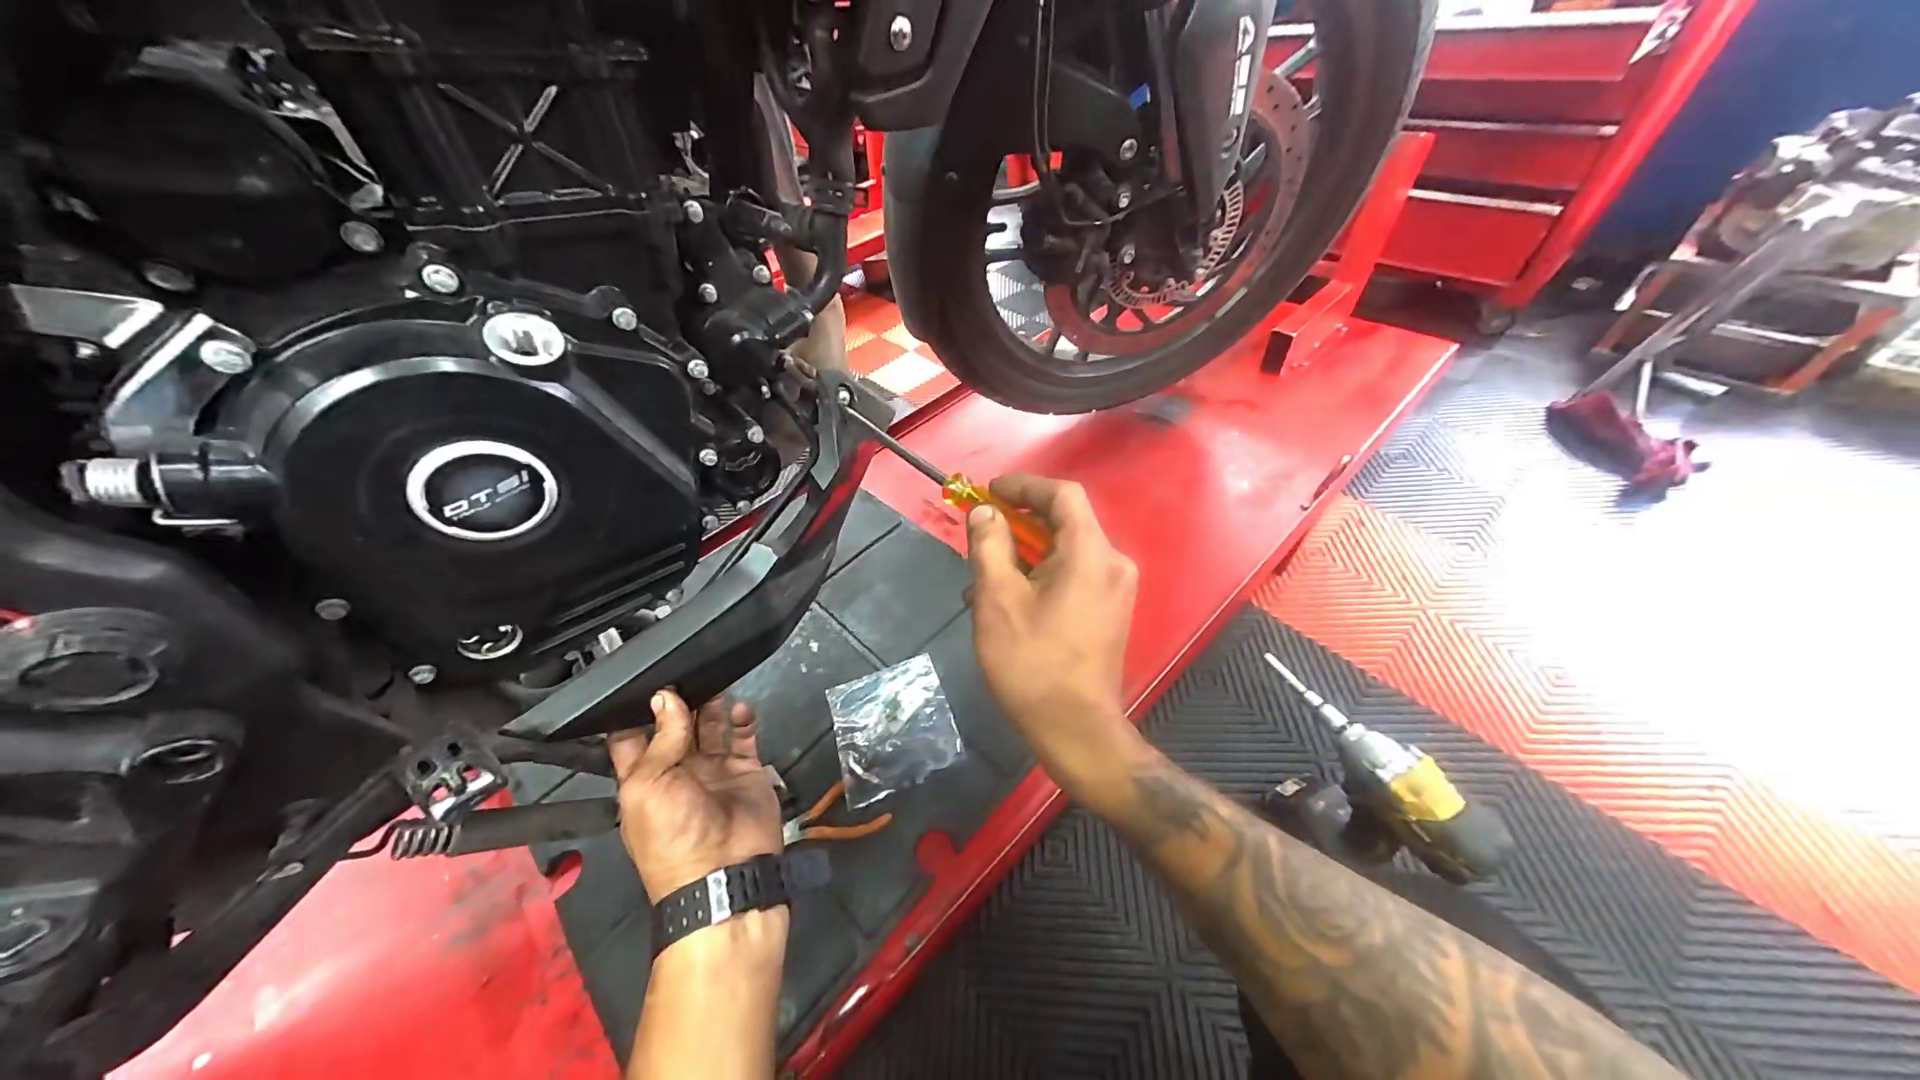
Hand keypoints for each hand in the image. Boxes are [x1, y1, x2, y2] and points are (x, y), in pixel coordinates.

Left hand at [608, 690, 783, 902]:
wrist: (724, 871)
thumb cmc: (671, 834)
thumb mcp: (649, 786)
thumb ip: (661, 738)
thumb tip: (666, 696)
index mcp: (643, 778)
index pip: (634, 736)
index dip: (638, 709)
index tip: (646, 680)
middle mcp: (677, 770)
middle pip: (676, 724)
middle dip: (680, 700)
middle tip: (686, 675)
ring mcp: (713, 768)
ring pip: (710, 724)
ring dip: (711, 703)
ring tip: (714, 685)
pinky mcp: (745, 768)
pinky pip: (743, 734)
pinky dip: (743, 717)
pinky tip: (739, 708)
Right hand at [965, 475, 1140, 779]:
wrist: (1075, 728)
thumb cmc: (1032, 662)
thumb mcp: (997, 599)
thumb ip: (989, 546)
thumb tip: (986, 513)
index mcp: (1089, 552)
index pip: (1062, 494)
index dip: (1024, 485)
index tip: (989, 491)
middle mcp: (1112, 562)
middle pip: (1064, 522)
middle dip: (1018, 524)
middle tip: (980, 535)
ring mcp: (1115, 589)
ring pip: (1065, 552)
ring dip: (1024, 555)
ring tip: (983, 581)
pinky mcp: (1110, 611)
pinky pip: (1074, 575)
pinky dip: (1041, 576)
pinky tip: (1009, 602)